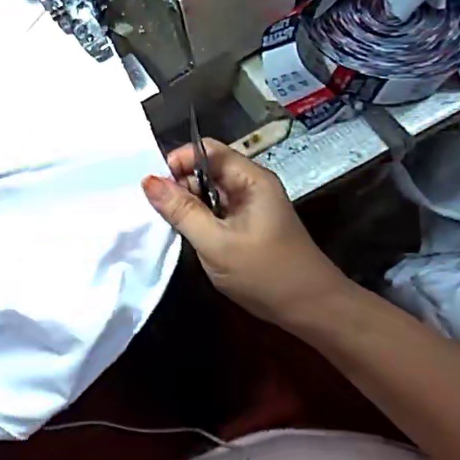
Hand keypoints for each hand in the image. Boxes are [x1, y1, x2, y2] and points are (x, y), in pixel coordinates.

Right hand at [142, 138, 351, 325]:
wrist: (311, 310)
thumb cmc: (265, 274)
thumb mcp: (216, 244)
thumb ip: (182, 211)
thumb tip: (148, 180)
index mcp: (251, 179)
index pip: (207, 150)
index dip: (178, 161)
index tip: (155, 187)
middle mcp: (252, 186)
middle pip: (207, 170)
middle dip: (179, 185)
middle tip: (157, 211)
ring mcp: (251, 207)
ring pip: (210, 193)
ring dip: (188, 205)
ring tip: (168, 224)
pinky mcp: (248, 227)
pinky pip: (217, 212)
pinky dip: (200, 220)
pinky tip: (186, 236)